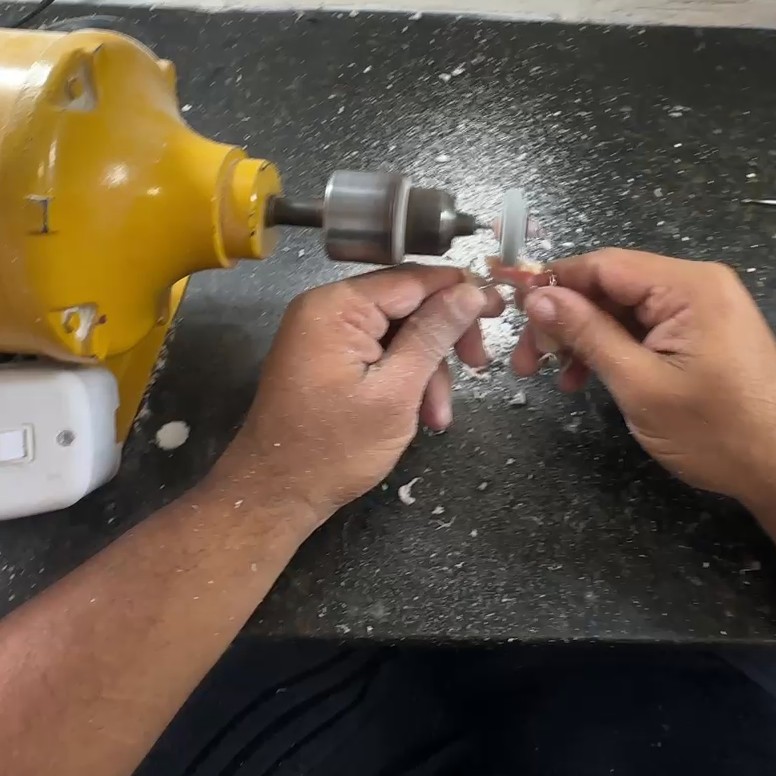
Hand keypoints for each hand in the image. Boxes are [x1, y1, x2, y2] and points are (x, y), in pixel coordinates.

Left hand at [214, 264, 501, 520]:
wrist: (275, 496)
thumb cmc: (333, 448)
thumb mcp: (396, 391)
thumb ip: (434, 334)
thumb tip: (471, 291)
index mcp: (338, 306)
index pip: (413, 279)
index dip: (461, 292)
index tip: (500, 310)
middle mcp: (328, 308)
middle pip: (409, 304)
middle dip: (444, 340)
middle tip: (479, 366)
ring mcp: (326, 332)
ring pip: (400, 332)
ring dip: (427, 369)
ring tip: (438, 415)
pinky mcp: (328, 356)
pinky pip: (380, 351)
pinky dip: (405, 378)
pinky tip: (421, 414)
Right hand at [510, 248, 775, 501]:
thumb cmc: (716, 433)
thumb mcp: (639, 384)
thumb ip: (587, 334)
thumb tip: (537, 297)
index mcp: (688, 285)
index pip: (603, 265)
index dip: (554, 284)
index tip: (514, 314)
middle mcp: (696, 284)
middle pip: (610, 286)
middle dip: (565, 320)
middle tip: (525, 361)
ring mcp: (701, 307)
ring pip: (622, 308)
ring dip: (583, 338)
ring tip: (549, 376)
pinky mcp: (702, 330)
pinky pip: (644, 326)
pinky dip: (612, 347)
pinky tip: (585, 377)